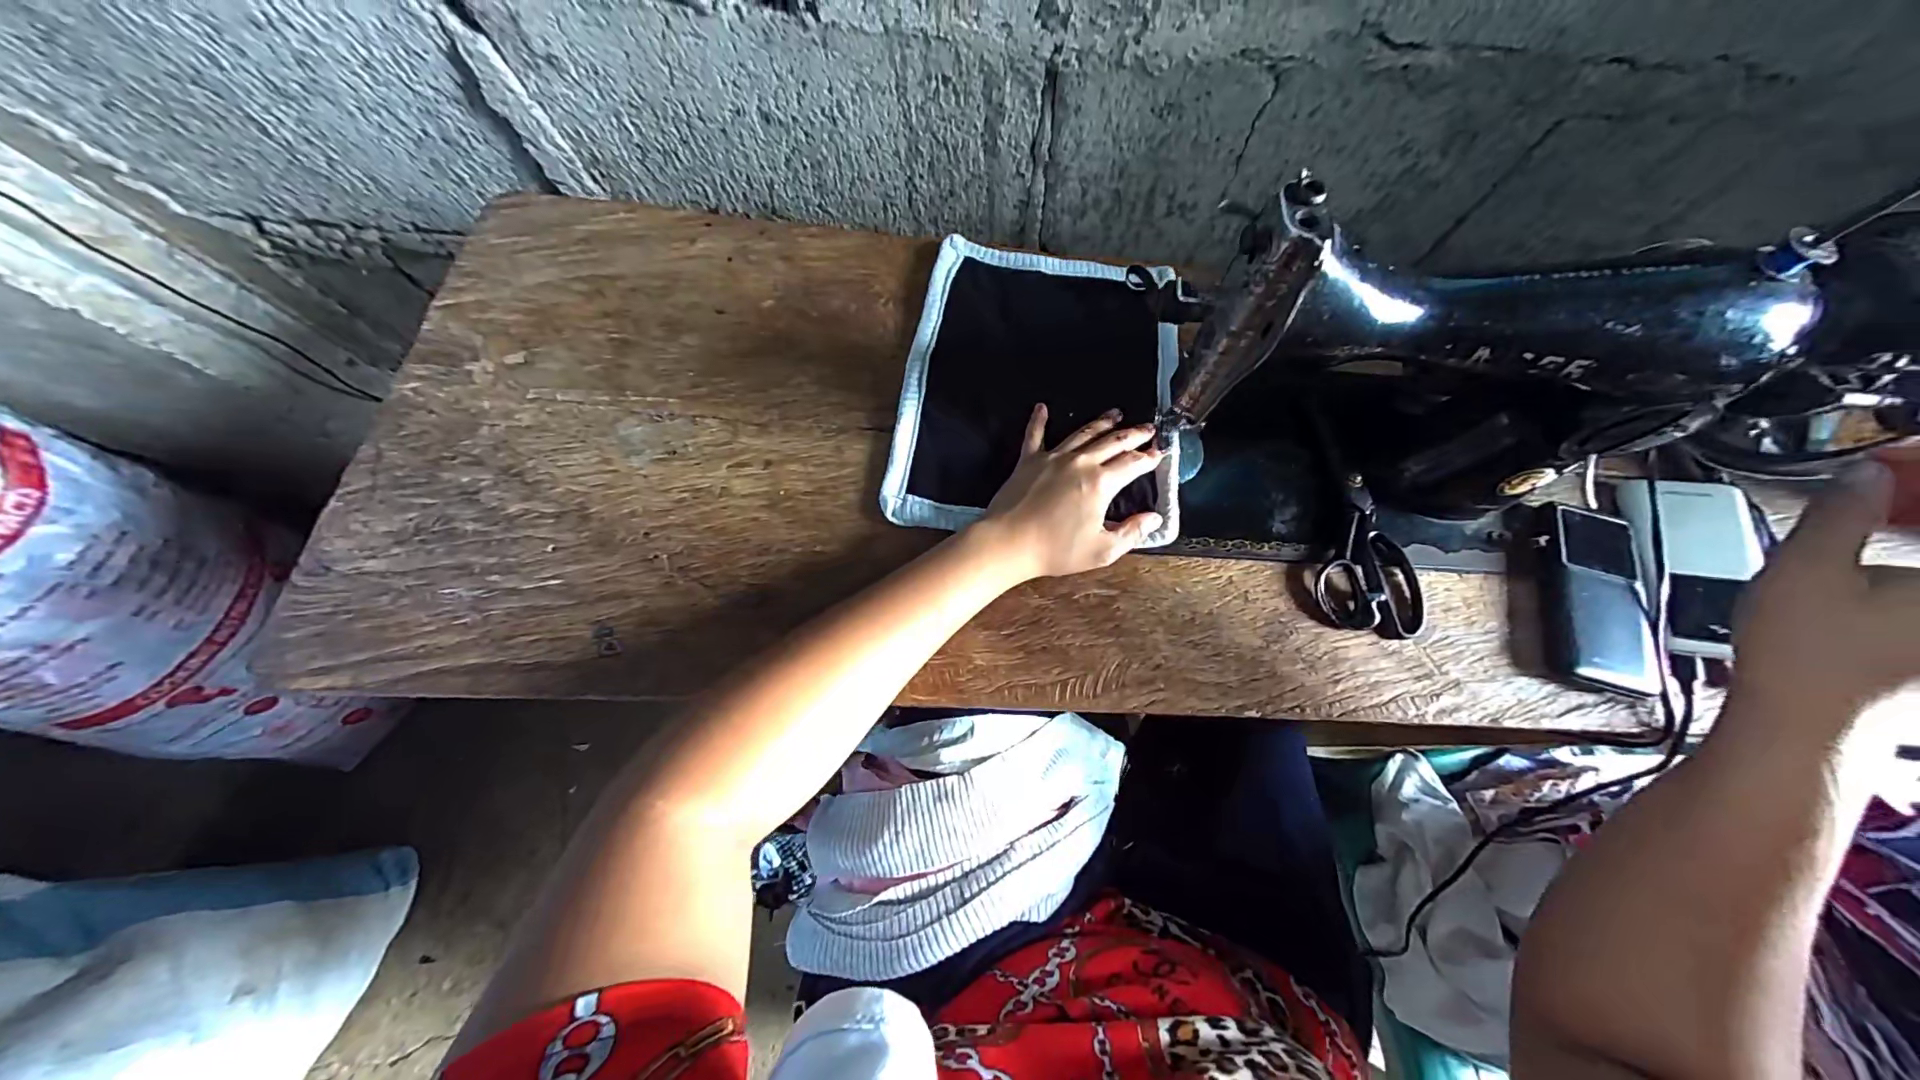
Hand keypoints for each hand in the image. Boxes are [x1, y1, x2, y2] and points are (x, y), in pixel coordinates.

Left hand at [969, 404, 1164, 581]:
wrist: (1008, 543)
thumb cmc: (1055, 550)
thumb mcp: (1102, 551)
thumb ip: (1131, 533)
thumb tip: (1154, 518)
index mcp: (1100, 483)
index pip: (1132, 464)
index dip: (1149, 458)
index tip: (1160, 453)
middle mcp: (1079, 463)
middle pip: (1113, 442)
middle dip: (1133, 434)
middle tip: (1147, 428)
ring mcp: (1052, 458)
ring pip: (1082, 433)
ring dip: (1101, 423)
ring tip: (1115, 414)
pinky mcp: (1028, 461)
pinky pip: (1035, 435)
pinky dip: (1039, 420)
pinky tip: (1042, 408)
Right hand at [1732, 460, 1919, 732]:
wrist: (1809, 723)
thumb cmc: (1807, 656)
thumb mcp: (1805, 570)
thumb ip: (1841, 513)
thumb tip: (1866, 474)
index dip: (1916, 467)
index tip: (1882, 457)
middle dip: (1911, 496)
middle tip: (1872, 478)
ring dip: (1908, 524)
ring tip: (1871, 506)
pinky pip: (1919, 585)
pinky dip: (1908, 556)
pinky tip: (1880, 547)